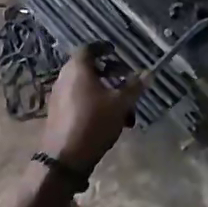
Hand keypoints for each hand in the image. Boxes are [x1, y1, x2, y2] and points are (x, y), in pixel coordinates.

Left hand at [41, 45, 146, 171]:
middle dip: (109, 72)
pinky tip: (109, 118)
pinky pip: (78, 99)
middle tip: (125, 78)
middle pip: (88, 68)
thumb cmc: (94, 122)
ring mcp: (58, 97)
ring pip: (85, 86)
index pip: (89, 48)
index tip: (116, 52)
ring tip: (122, 104)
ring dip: (104, 90)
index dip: (103, 48)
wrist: (64, 158)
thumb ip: (134, 86)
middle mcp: (64, 78)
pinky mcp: (58, 113)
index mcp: (77, 69)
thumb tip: (149, 72)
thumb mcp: (120, 103)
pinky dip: (94, 102)